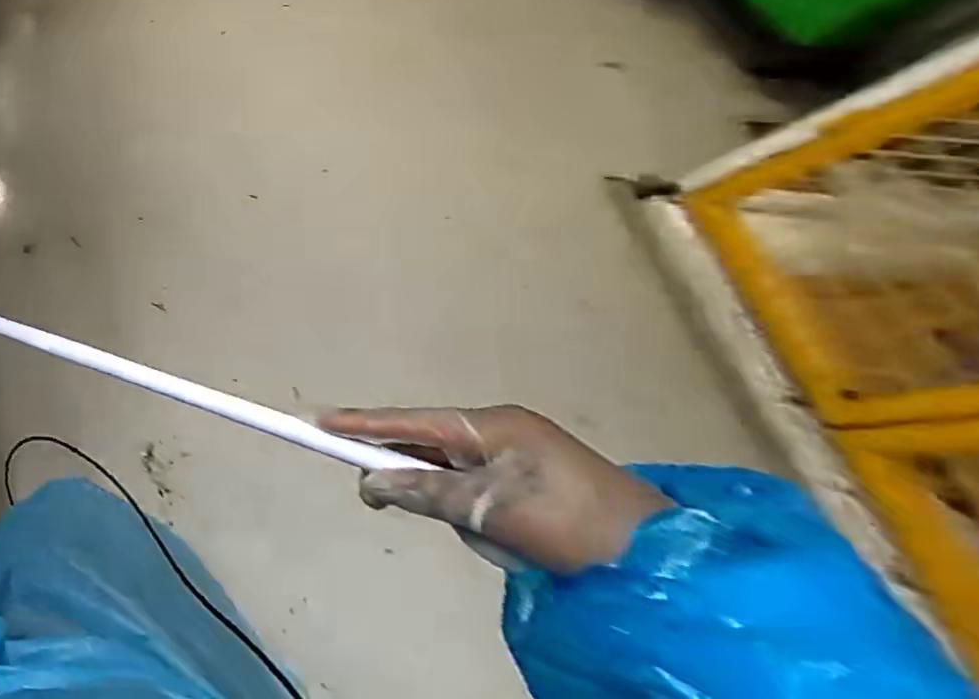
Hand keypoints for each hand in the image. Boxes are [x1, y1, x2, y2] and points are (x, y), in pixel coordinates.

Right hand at [318, 405, 672, 572]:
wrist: (660, 558)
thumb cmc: (573, 523)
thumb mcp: (494, 510)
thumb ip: (427, 493)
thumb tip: (370, 482)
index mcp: (488, 424)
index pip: (409, 421)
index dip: (361, 423)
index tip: (318, 420)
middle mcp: (496, 431)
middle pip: (428, 448)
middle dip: (414, 478)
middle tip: (384, 500)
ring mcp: (513, 455)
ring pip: (452, 479)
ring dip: (461, 511)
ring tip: (502, 541)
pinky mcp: (526, 482)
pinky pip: (478, 495)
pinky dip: (481, 519)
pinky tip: (511, 542)